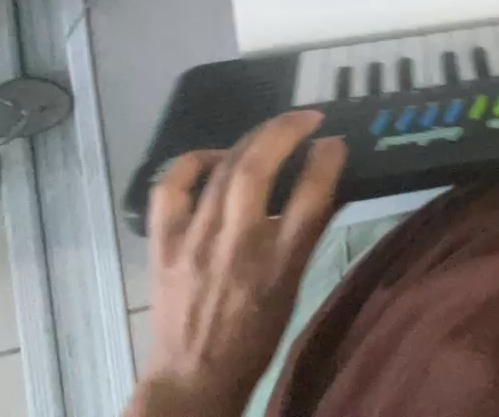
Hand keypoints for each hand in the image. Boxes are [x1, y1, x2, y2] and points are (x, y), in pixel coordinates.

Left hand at [138, 111, 345, 414]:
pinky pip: (172, 188)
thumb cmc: (255, 334)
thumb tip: (325, 179)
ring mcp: (194, 244)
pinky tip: (213, 157)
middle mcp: (236, 248)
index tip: (334, 141)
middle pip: (257, 170)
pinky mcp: (164, 246)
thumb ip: (307, 232)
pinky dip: (192, 161)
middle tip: (307, 118)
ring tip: (272, 130)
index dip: (326, 160)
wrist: (192, 380)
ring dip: (252, 138)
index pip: (309, 198)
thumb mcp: (294, 286)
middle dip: (285, 130)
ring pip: (222, 170)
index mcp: (278, 265)